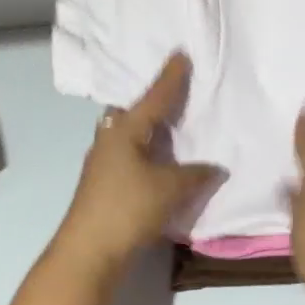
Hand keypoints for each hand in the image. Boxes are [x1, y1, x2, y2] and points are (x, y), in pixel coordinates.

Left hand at [52, 53, 220, 274]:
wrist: (89, 250)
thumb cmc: (128, 208)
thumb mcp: (170, 189)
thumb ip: (196, 175)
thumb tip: (215, 168)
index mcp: (125, 132)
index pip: (154, 98)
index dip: (171, 78)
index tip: (181, 54)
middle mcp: (109, 141)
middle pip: (130, 115)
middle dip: (150, 105)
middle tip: (171, 96)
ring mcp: (102, 165)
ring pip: (127, 138)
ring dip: (146, 133)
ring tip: (169, 130)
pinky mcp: (102, 188)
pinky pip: (129, 159)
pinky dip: (145, 156)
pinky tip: (157, 166)